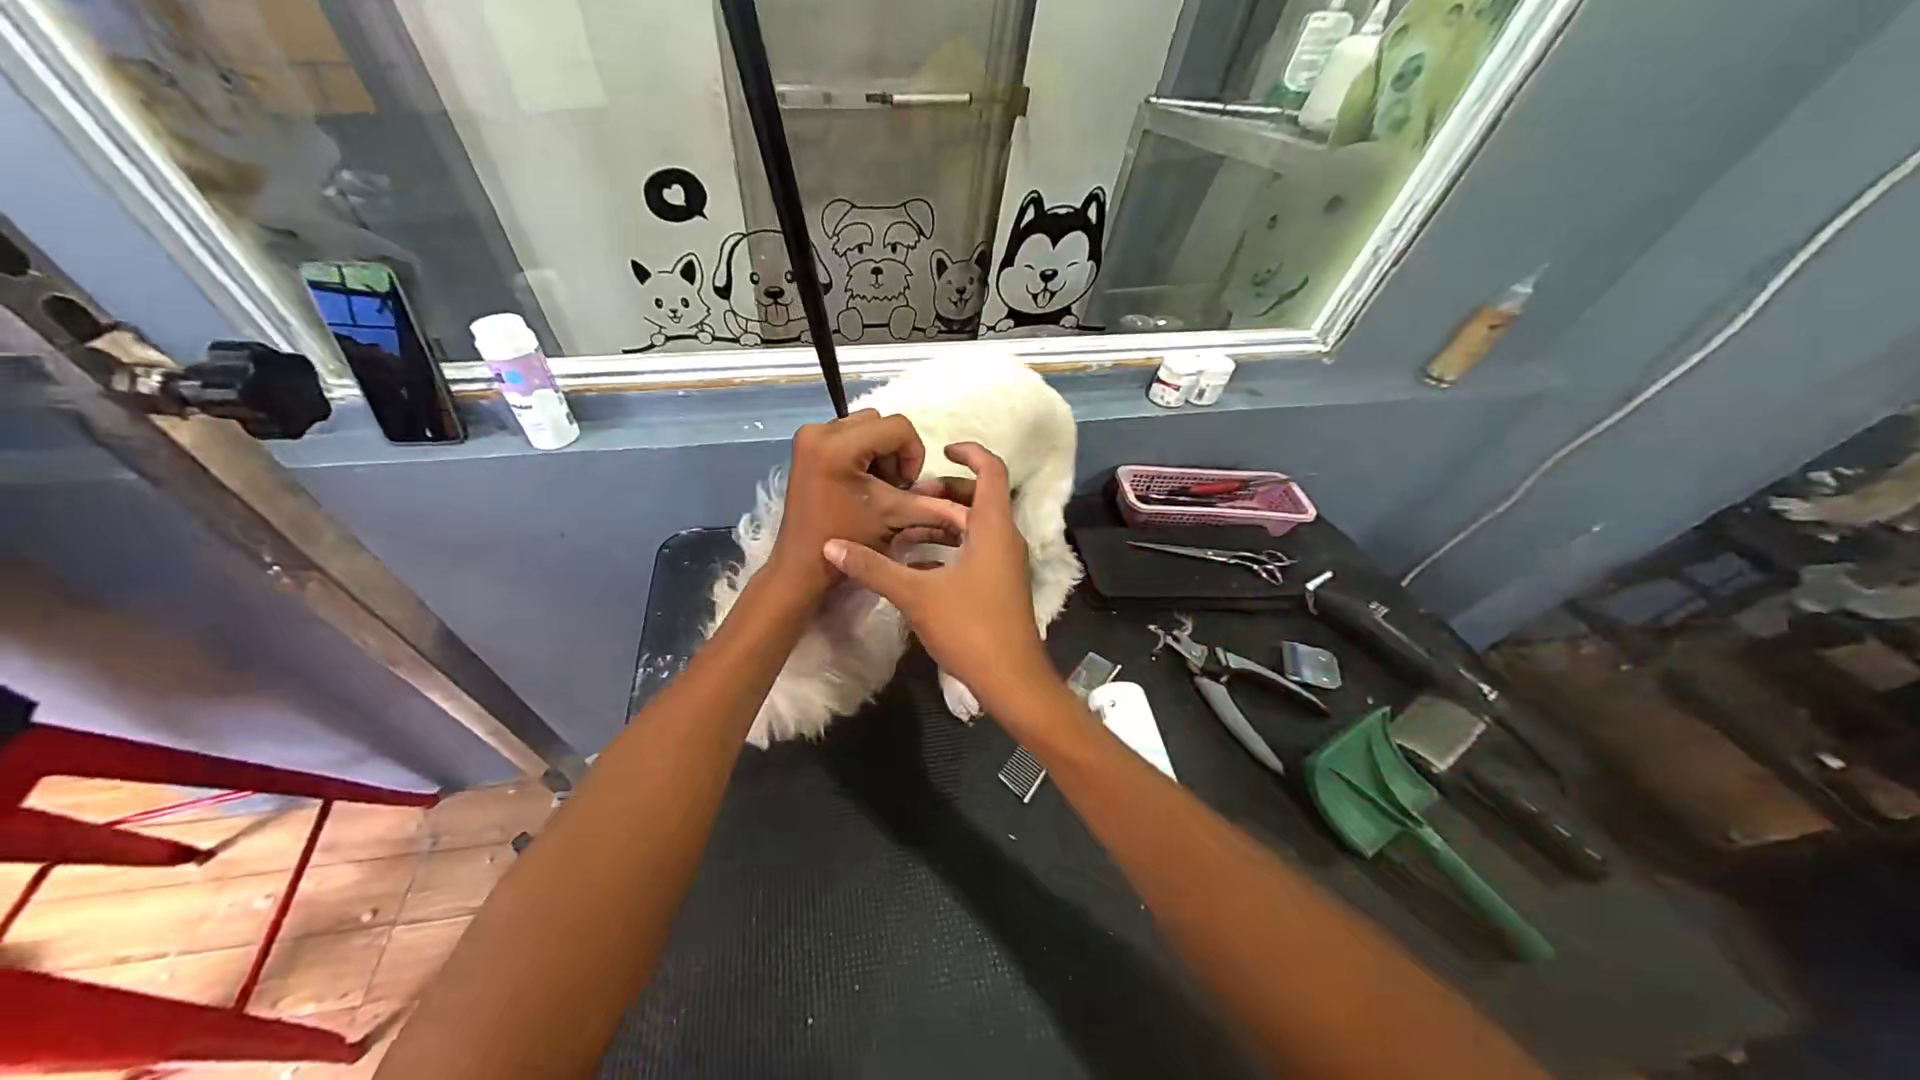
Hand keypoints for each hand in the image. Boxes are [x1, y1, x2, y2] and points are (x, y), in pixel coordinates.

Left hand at [769, 410, 966, 593]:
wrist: (805, 563)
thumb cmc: (850, 540)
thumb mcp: (894, 516)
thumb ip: (932, 503)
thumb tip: (967, 504)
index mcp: (837, 445)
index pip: (898, 426)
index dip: (913, 454)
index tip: (907, 486)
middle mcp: (818, 431)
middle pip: (881, 423)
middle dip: (895, 453)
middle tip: (892, 488)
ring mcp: (808, 436)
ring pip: (866, 427)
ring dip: (880, 453)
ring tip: (877, 488)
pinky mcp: (805, 445)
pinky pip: (847, 435)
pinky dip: (862, 454)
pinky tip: (860, 485)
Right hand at [824, 443, 1056, 717]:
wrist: (1011, 679)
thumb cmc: (969, 628)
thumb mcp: (915, 595)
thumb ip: (873, 568)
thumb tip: (831, 545)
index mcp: (993, 528)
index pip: (991, 470)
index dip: (970, 452)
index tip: (941, 449)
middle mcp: (1005, 538)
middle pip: (979, 498)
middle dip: (944, 492)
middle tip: (909, 497)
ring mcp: (1005, 564)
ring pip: (975, 527)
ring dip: (943, 522)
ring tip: (905, 527)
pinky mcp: (1000, 585)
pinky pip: (975, 551)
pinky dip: (949, 547)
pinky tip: (916, 562)